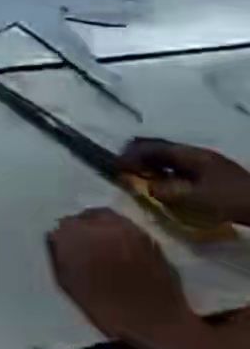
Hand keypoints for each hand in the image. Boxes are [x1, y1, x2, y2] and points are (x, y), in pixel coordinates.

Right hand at [47, 208, 202, 348]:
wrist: (154, 323)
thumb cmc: (100, 302)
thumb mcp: (64, 276)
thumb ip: (58, 251)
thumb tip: (55, 236)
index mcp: (77, 235)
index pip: (62, 222)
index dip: (61, 233)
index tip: (60, 243)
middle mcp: (107, 229)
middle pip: (90, 215)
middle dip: (82, 224)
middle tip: (79, 240)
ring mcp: (135, 236)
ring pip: (113, 219)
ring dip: (103, 227)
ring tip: (101, 244)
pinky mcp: (155, 246)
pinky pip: (132, 231)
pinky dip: (122, 236)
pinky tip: (120, 251)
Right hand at [117, 137, 249, 225]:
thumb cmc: (233, 200)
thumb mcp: (194, 197)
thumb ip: (162, 190)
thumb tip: (143, 186)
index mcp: (191, 155)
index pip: (149, 147)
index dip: (128, 156)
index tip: (115, 168)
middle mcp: (197, 155)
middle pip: (157, 150)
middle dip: (137, 158)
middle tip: (123, 171)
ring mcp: (208, 165)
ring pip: (168, 159)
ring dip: (151, 166)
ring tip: (140, 179)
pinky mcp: (214, 176)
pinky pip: (179, 169)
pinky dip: (165, 174)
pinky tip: (164, 185)